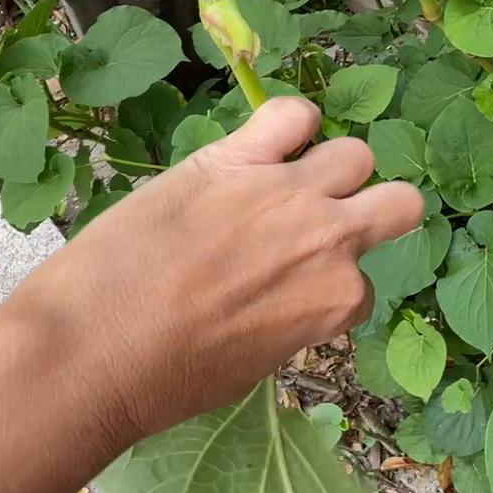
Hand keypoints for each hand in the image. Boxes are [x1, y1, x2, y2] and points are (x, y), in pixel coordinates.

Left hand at [4, 96, 423, 442]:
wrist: (91, 348)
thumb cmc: (168, 378)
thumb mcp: (256, 362)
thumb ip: (295, 318)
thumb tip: (290, 293)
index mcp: (337, 299)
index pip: (361, 285)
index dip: (328, 290)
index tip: (290, 295)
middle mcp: (330, 239)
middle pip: (401, 202)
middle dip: (375, 212)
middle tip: (328, 225)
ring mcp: (287, 192)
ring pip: (355, 155)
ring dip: (331, 171)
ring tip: (287, 184)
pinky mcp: (237, 159)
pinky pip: (292, 114)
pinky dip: (291, 125)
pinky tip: (267, 145)